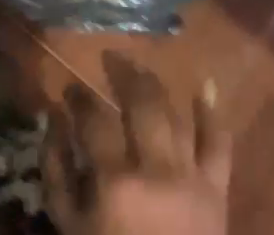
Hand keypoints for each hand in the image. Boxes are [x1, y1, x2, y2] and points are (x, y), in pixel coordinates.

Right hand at [44, 54, 231, 234]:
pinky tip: (206, 87)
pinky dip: (213, 115)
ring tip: (140, 67)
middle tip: (108, 57)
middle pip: (142, 106)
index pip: (93, 117)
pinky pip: (220, 147)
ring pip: (178, 118)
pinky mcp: (218, 192)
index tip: (67, 89)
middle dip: (122, 75)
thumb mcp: (65, 216)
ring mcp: (194, 180)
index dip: (77, 96)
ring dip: (158, 87)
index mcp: (115, 178)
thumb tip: (54, 118)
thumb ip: (55, 164)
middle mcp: (158, 170)